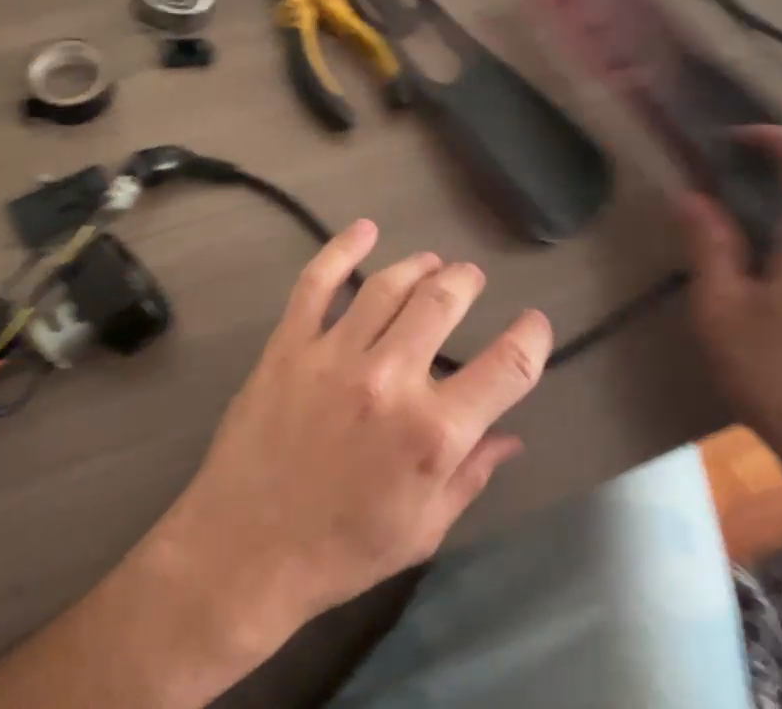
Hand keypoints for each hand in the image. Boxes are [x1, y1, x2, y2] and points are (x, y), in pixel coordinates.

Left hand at [140, 219, 552, 649]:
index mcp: (434, 434)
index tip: (534, 324)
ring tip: (431, 263)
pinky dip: (342, 250)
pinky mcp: (287, 346)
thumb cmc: (342, 550)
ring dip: (418, 266)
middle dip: (466, 283)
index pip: (508, 366)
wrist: (247, 546)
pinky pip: (317, 283)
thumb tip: (509, 437)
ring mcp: (333, 355)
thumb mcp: (424, 528)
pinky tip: (362, 230)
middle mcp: (390, 381)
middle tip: (469, 279)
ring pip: (387, 287)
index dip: (531, 338)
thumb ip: (471, 475)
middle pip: (443, 304)